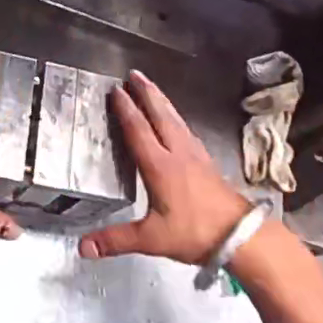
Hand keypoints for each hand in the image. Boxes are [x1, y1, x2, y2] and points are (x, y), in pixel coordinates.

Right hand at [80, 70, 250, 264]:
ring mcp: (195, 157)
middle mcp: (178, 154)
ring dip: (162, 102)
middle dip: (146, 93)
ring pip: (176, 120)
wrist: (240, 235)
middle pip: (160, 116)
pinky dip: (176, 118)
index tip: (116, 91)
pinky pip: (186, 132)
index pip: (139, 131)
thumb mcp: (151, 239)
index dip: (126, 110)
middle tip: (134, 74)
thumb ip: (116, 240)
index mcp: (161, 166)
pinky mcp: (206, 164)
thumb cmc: (195, 233)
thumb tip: (83, 248)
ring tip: (152, 88)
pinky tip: (176, 122)